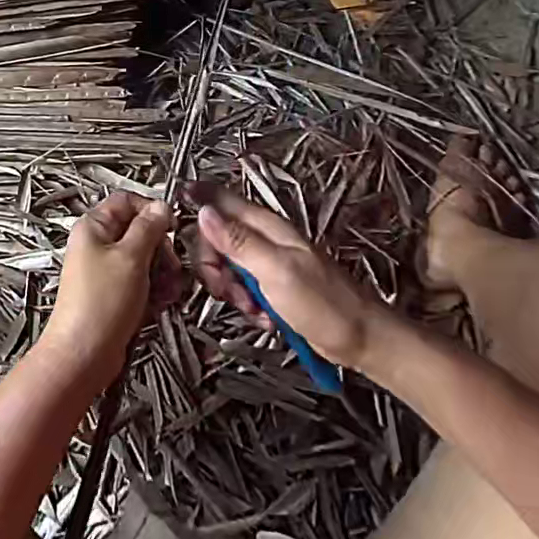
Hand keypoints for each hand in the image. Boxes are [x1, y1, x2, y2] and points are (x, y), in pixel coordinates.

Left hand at [43, 192, 179, 378]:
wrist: (84, 356)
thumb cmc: (97, 306)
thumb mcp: (131, 257)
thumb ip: (149, 228)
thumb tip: (160, 207)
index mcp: (93, 227)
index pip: (126, 201)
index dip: (151, 210)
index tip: (170, 225)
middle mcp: (97, 246)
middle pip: (139, 231)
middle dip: (160, 247)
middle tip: (170, 262)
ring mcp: (106, 271)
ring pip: (144, 259)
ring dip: (161, 271)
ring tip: (167, 287)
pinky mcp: (115, 295)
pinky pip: (141, 283)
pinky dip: (155, 289)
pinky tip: (161, 301)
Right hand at [186, 181, 387, 368]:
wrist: (361, 339)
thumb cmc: (326, 305)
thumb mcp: (275, 270)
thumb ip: (237, 241)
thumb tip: (204, 212)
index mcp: (264, 226)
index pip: (220, 199)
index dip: (196, 200)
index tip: (177, 209)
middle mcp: (263, 238)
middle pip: (215, 236)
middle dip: (212, 264)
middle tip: (227, 287)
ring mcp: (266, 260)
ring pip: (225, 262)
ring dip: (229, 288)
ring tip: (251, 305)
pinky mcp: (270, 283)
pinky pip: (240, 285)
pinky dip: (244, 302)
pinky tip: (262, 315)